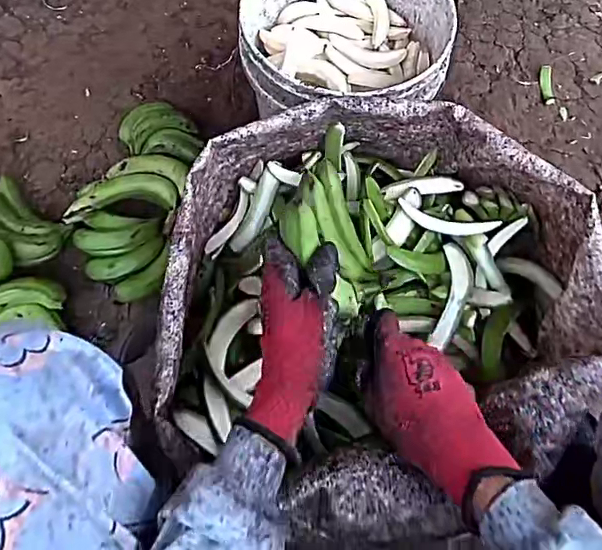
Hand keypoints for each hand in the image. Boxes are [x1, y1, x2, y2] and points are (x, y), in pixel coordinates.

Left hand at [241, 238, 338, 448]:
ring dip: (309, 271)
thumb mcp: (319, 307)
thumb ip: (320, 276)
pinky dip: (311, 291)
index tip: (308, 212)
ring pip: (294, 275)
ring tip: (329, 268)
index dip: (292, 225)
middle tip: (325, 241)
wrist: (288, 389)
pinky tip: (326, 300)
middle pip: (287, 257)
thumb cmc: (302, 348)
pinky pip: (298, 294)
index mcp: (277, 279)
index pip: (278, 241)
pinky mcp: (284, 319)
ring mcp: (276, 303)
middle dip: (305, 248)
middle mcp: (272, 287)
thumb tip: (325, 250)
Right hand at [366, 310, 522, 508]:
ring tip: (414, 399)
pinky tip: (432, 407)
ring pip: (422, 358)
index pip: (384, 320)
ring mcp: (440, 359)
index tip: (377, 335)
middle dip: (399, 357)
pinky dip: (435, 383)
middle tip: (393, 381)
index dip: (379, 325)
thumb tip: (367, 370)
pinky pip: (440, 373)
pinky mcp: (458, 375)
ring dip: (417, 371)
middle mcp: (417, 345)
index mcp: (392, 346)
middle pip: (404, 342)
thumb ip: (368, 379)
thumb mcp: (373, 404)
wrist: (453, 443)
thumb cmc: (408, 423)